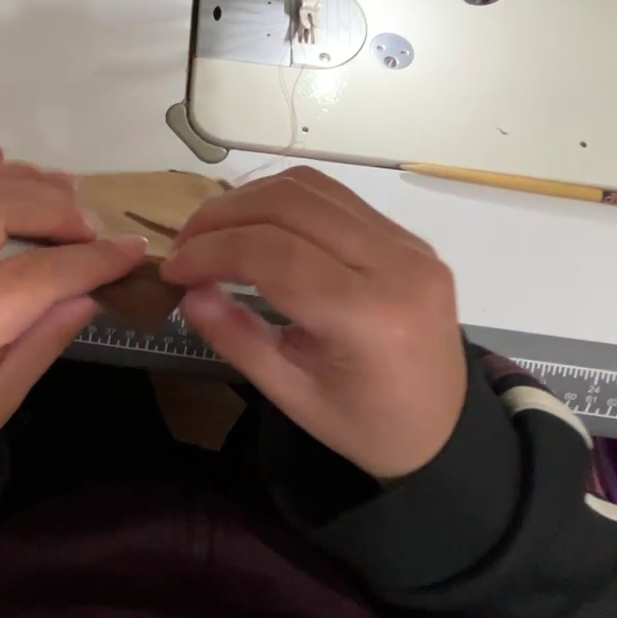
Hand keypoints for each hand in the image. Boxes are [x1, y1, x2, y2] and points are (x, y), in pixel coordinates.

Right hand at [160, 167, 465, 479]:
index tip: (170, 269)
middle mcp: (397, 264)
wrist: (446, 430)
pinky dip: (278, 200)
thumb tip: (187, 292)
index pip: (274, 254)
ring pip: (307, 187)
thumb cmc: (366, 426)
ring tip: (211, 233)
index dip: (210, 251)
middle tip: (183, 246)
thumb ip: (236, 339)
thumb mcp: (292, 396)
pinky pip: (329, 195)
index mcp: (371, 317)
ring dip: (246, 200)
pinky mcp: (404, 235)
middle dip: (220, 217)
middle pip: (288, 205)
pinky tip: (252, 226)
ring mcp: (406, 243)